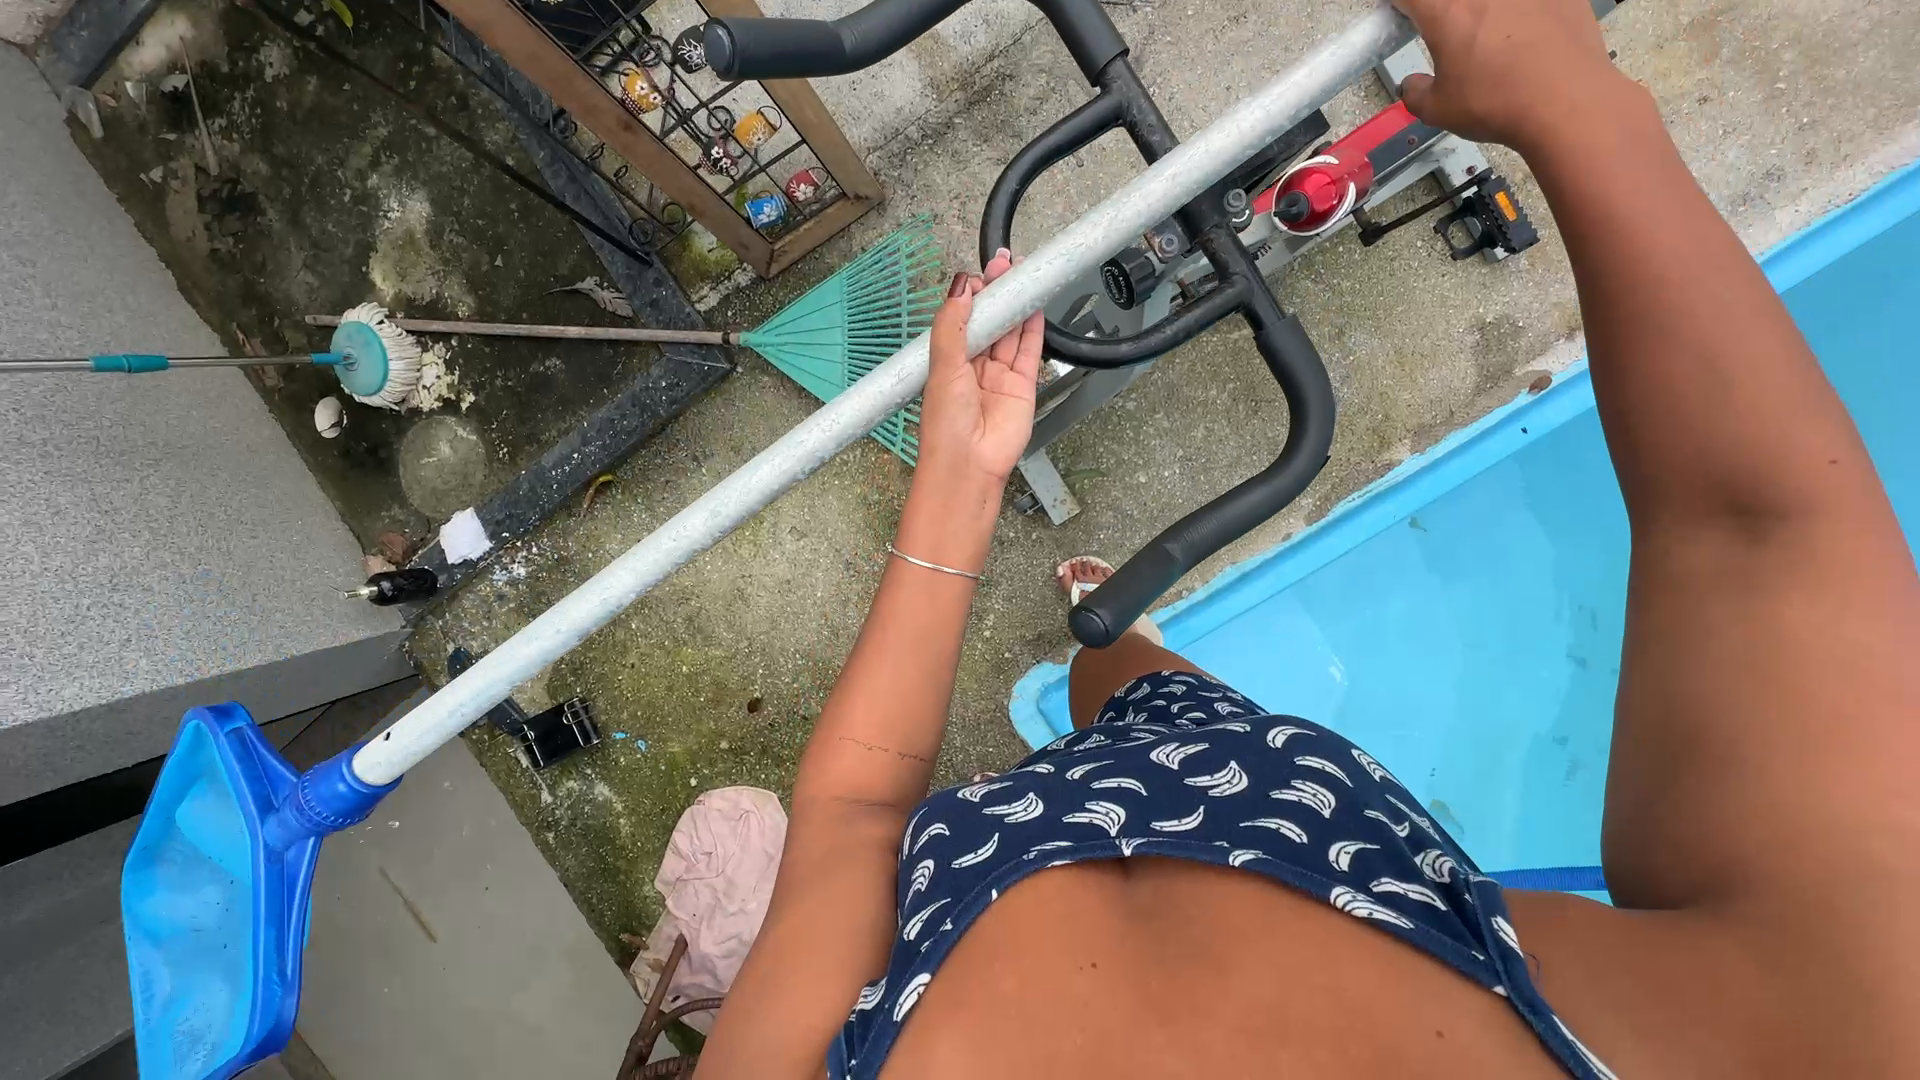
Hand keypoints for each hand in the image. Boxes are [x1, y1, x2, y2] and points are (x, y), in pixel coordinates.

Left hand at [916, 248, 1043, 487]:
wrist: (969, 464)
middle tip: (1005, 264)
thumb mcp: (942, 366)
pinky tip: (1034, 306)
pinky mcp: (1022, 386)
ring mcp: (999, 377)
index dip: (974, 294)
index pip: (963, 319)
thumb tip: (960, 287)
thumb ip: (952, 325)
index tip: (983, 272)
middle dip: (998, 293)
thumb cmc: (946, 426)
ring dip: (1016, 306)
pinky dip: (1033, 328)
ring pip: (1011, 333)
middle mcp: (973, 368)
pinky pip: (1029, 351)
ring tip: (1021, 276)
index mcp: (948, 362)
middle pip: (990, 322)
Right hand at [1393, 0, 1635, 155]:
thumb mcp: (1437, 110)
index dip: (1400, 3)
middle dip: (1444, 9)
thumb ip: (1415, 92)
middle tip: (1442, 25)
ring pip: (1492, 1)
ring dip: (1481, 11)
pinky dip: (1521, 11)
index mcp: (1448, 12)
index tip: (1400, 11)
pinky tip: (1521, 33)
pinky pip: (1528, 1)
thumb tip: (1412, 83)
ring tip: (1485, 39)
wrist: (1565, 100)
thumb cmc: (1493, 104)